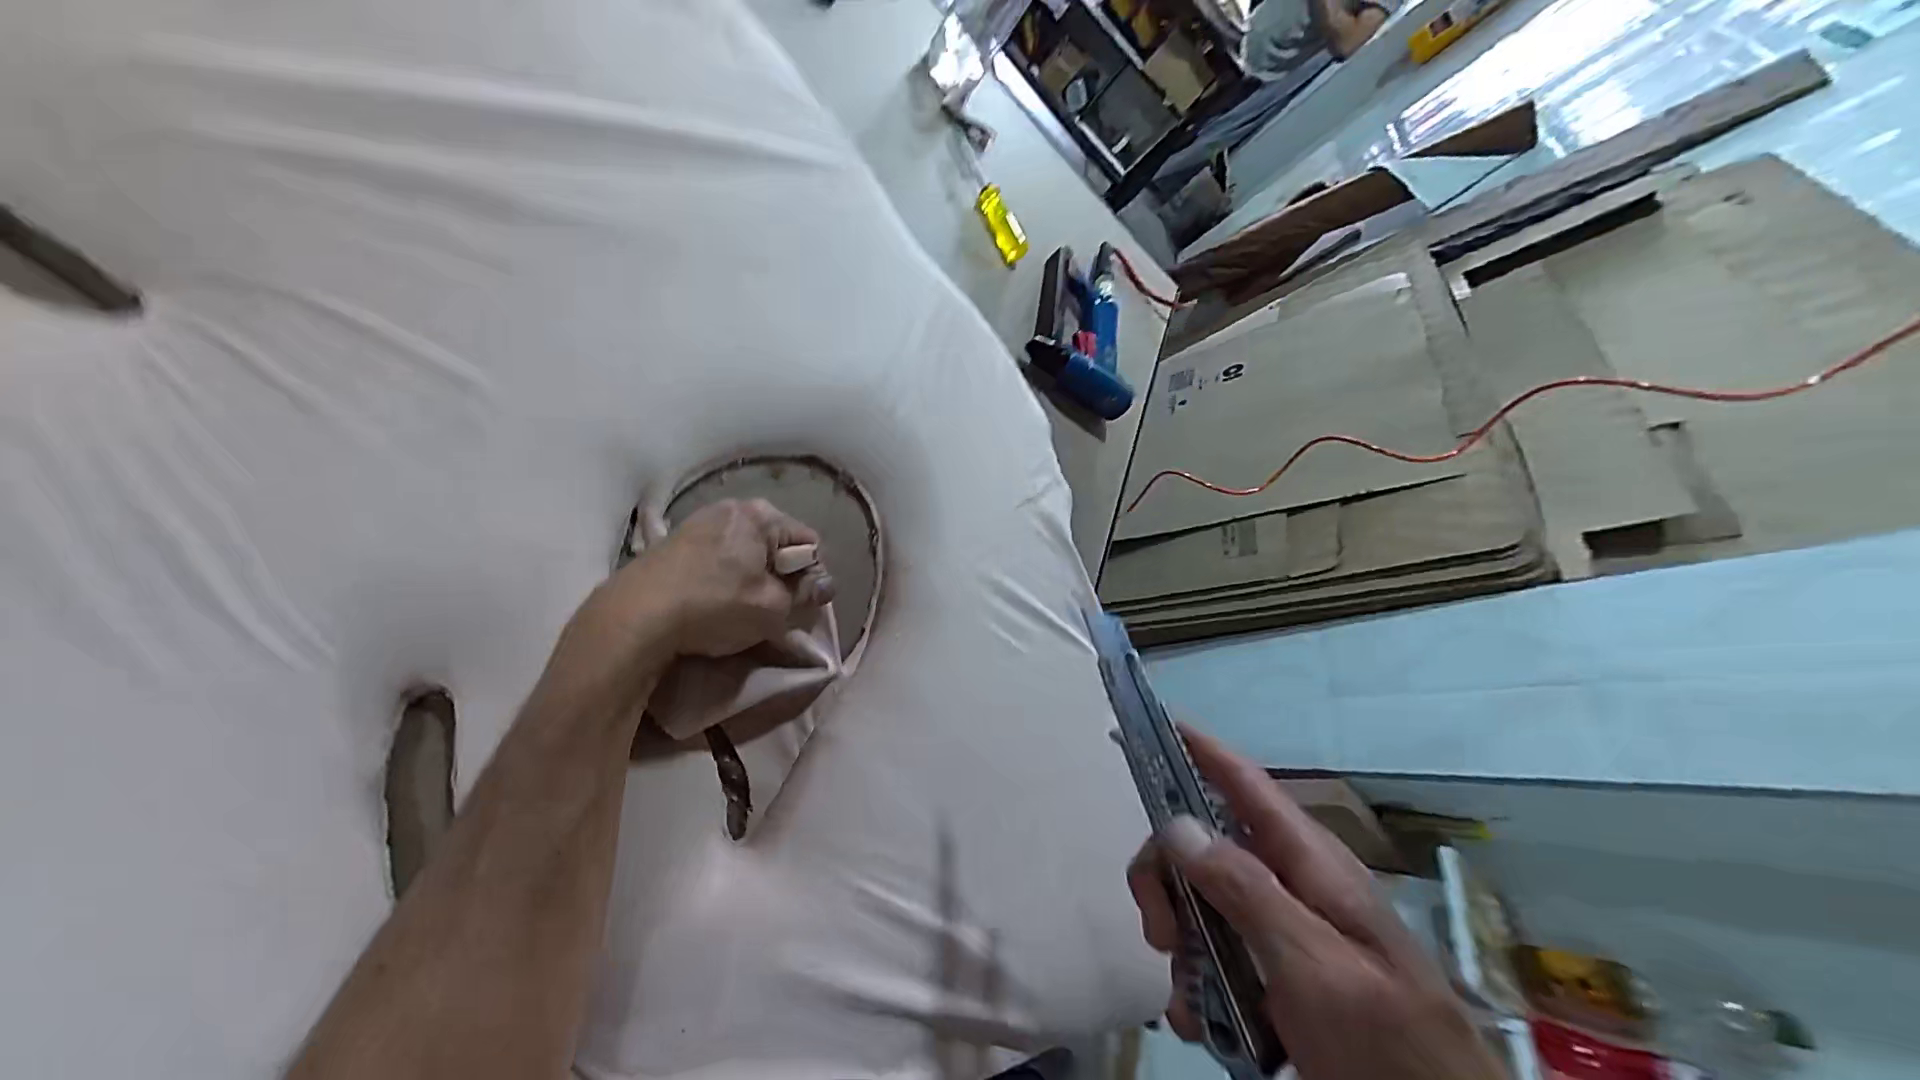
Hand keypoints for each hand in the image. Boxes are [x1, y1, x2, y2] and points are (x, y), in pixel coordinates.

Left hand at [623, 498, 834, 657]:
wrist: (634, 618)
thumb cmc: (714, 606)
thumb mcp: (773, 608)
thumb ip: (806, 595)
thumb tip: (823, 586)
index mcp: (760, 515)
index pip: (809, 544)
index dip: (812, 577)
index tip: (800, 605)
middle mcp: (730, 508)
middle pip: (775, 546)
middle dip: (780, 577)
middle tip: (771, 610)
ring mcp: (698, 522)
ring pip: (745, 553)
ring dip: (751, 578)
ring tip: (738, 609)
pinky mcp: (673, 542)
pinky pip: (717, 558)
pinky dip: (722, 577)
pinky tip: (710, 602)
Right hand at [1127, 726, 1504, 1079]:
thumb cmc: (1388, 1044)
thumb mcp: (1316, 966)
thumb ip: (1247, 892)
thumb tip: (1177, 824)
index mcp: (1309, 861)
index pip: (1245, 783)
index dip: (1201, 747)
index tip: (1158, 722)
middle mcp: (1290, 880)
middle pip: (1202, 842)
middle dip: (1166, 878)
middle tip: (1159, 935)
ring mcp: (1281, 926)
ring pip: (1197, 896)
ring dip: (1178, 939)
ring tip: (1186, 999)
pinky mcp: (1273, 969)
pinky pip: (1211, 949)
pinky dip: (1194, 980)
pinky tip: (1200, 1019)